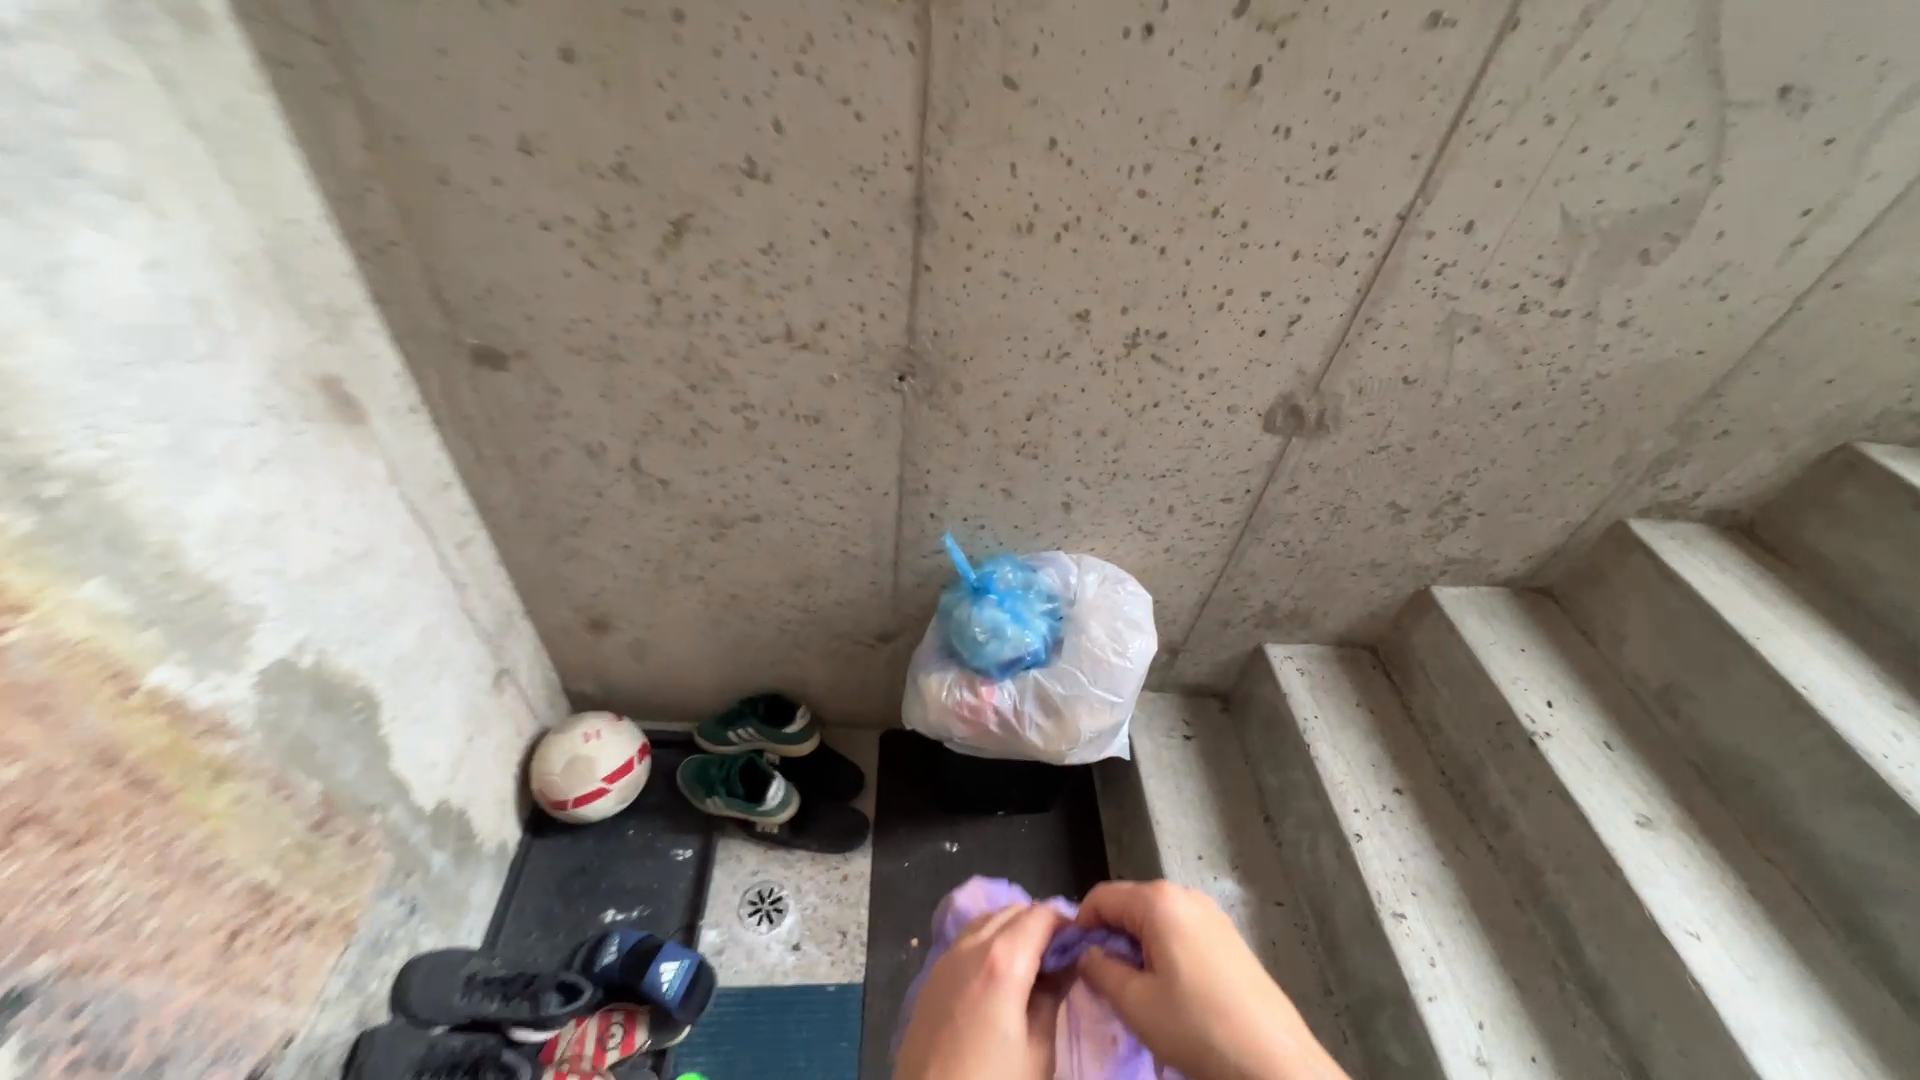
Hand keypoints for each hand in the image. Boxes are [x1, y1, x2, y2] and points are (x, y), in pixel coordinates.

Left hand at [895, 903, 1068, 1079]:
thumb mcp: (1038, 1050)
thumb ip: (1052, 996)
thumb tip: (1066, 964)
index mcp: (1002, 959)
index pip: (1041, 915)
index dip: (1066, 925)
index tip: (1082, 947)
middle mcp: (971, 946)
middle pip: (1013, 912)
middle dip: (1040, 925)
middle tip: (1061, 959)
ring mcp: (946, 958)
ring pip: (987, 921)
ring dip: (1012, 930)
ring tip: (1032, 967)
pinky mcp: (931, 977)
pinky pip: (966, 941)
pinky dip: (988, 942)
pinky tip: (999, 977)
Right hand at [1074, 880, 1347, 1079]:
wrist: (1273, 1060)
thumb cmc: (1197, 1026)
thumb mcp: (1134, 1003)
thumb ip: (1099, 969)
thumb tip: (1086, 953)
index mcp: (1158, 900)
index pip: (1100, 897)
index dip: (1080, 926)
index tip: (1075, 962)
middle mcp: (1185, 894)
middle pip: (1129, 903)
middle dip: (1110, 936)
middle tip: (1104, 980)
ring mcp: (1212, 914)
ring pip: (1155, 919)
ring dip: (1137, 946)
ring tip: (1138, 989)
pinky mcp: (1229, 937)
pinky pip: (1180, 931)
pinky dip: (1164, 951)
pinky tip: (1172, 990)